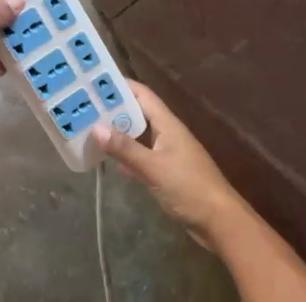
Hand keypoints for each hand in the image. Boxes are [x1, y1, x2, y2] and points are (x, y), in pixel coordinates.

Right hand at [91, 79, 237, 246]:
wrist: (222, 224)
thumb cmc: (190, 188)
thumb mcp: (154, 167)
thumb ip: (125, 148)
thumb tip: (95, 127)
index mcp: (167, 124)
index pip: (141, 94)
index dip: (119, 85)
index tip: (93, 81)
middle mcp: (167, 134)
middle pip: (137, 113)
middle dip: (113, 109)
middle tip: (83, 106)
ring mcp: (168, 154)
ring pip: (138, 136)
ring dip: (118, 133)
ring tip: (90, 128)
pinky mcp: (167, 173)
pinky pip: (142, 156)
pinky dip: (126, 155)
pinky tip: (109, 160)